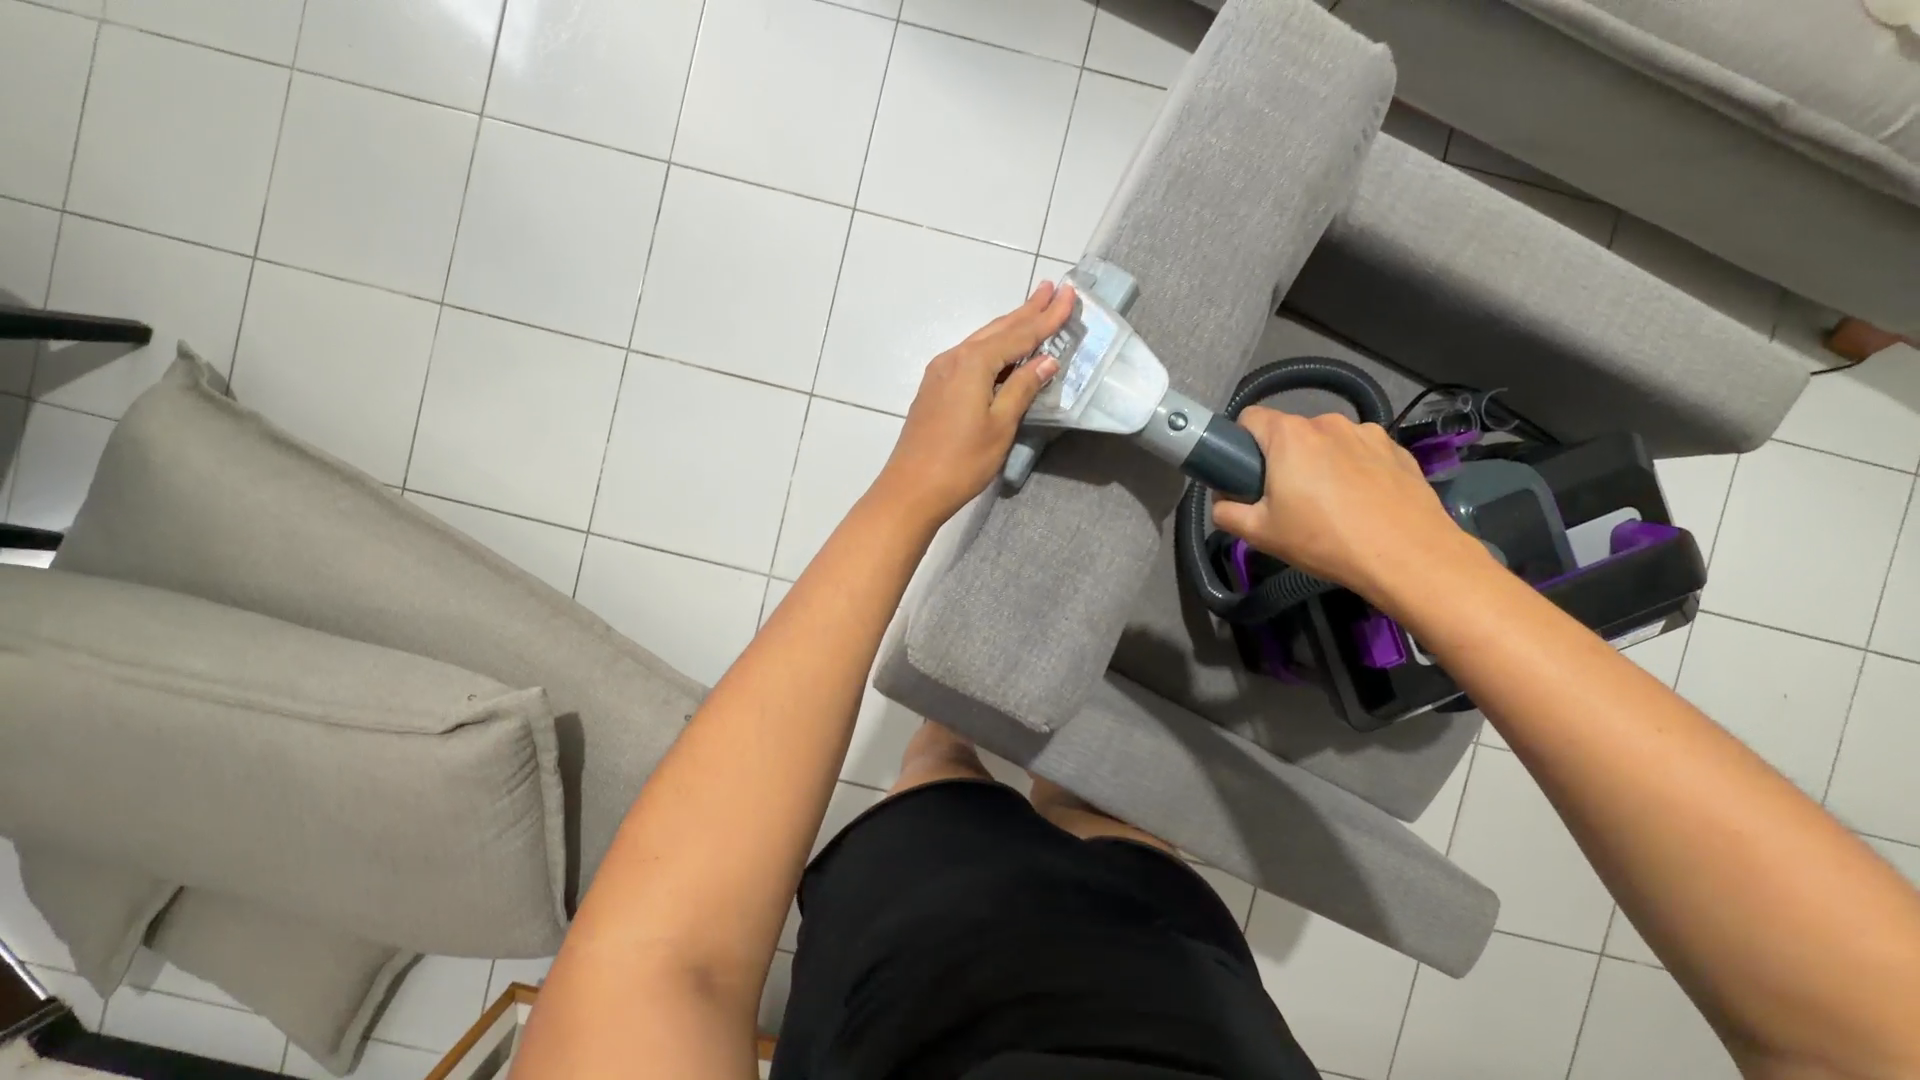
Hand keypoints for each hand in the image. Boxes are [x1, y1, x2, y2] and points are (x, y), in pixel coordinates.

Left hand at [870, 282, 1074, 527]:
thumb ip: (1023, 388)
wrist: (911, 489)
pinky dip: (994, 347)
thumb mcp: (1000, 425)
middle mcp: (954, 358)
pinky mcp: (935, 388)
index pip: (1019, 334)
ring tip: (1034, 309)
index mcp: (973, 363)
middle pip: (999, 329)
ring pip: (983, 340)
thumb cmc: (961, 461)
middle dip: (1028, 310)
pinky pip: (970, 356)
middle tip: (1054, 289)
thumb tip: (1046, 359)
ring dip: (1010, 325)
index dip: (1048, 317)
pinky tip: (1004, 349)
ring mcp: (940, 372)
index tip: (1071, 294)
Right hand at [1209, 407, 1484, 601]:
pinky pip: (1362, 453)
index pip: (1250, 418)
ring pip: (1328, 443)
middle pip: (1291, 433)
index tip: (1246, 474)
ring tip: (1332, 505)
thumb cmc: (1325, 540)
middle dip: (1284, 459)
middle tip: (1288, 501)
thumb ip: (1226, 513)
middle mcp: (1328, 423)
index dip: (1241, 443)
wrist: (1408, 556)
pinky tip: (1363, 503)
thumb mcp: (1260, 534)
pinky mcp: (1398, 449)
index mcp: (1289, 436)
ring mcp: (1368, 433)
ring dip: (1322, 463)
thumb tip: (1222, 502)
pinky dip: (1355, 470)